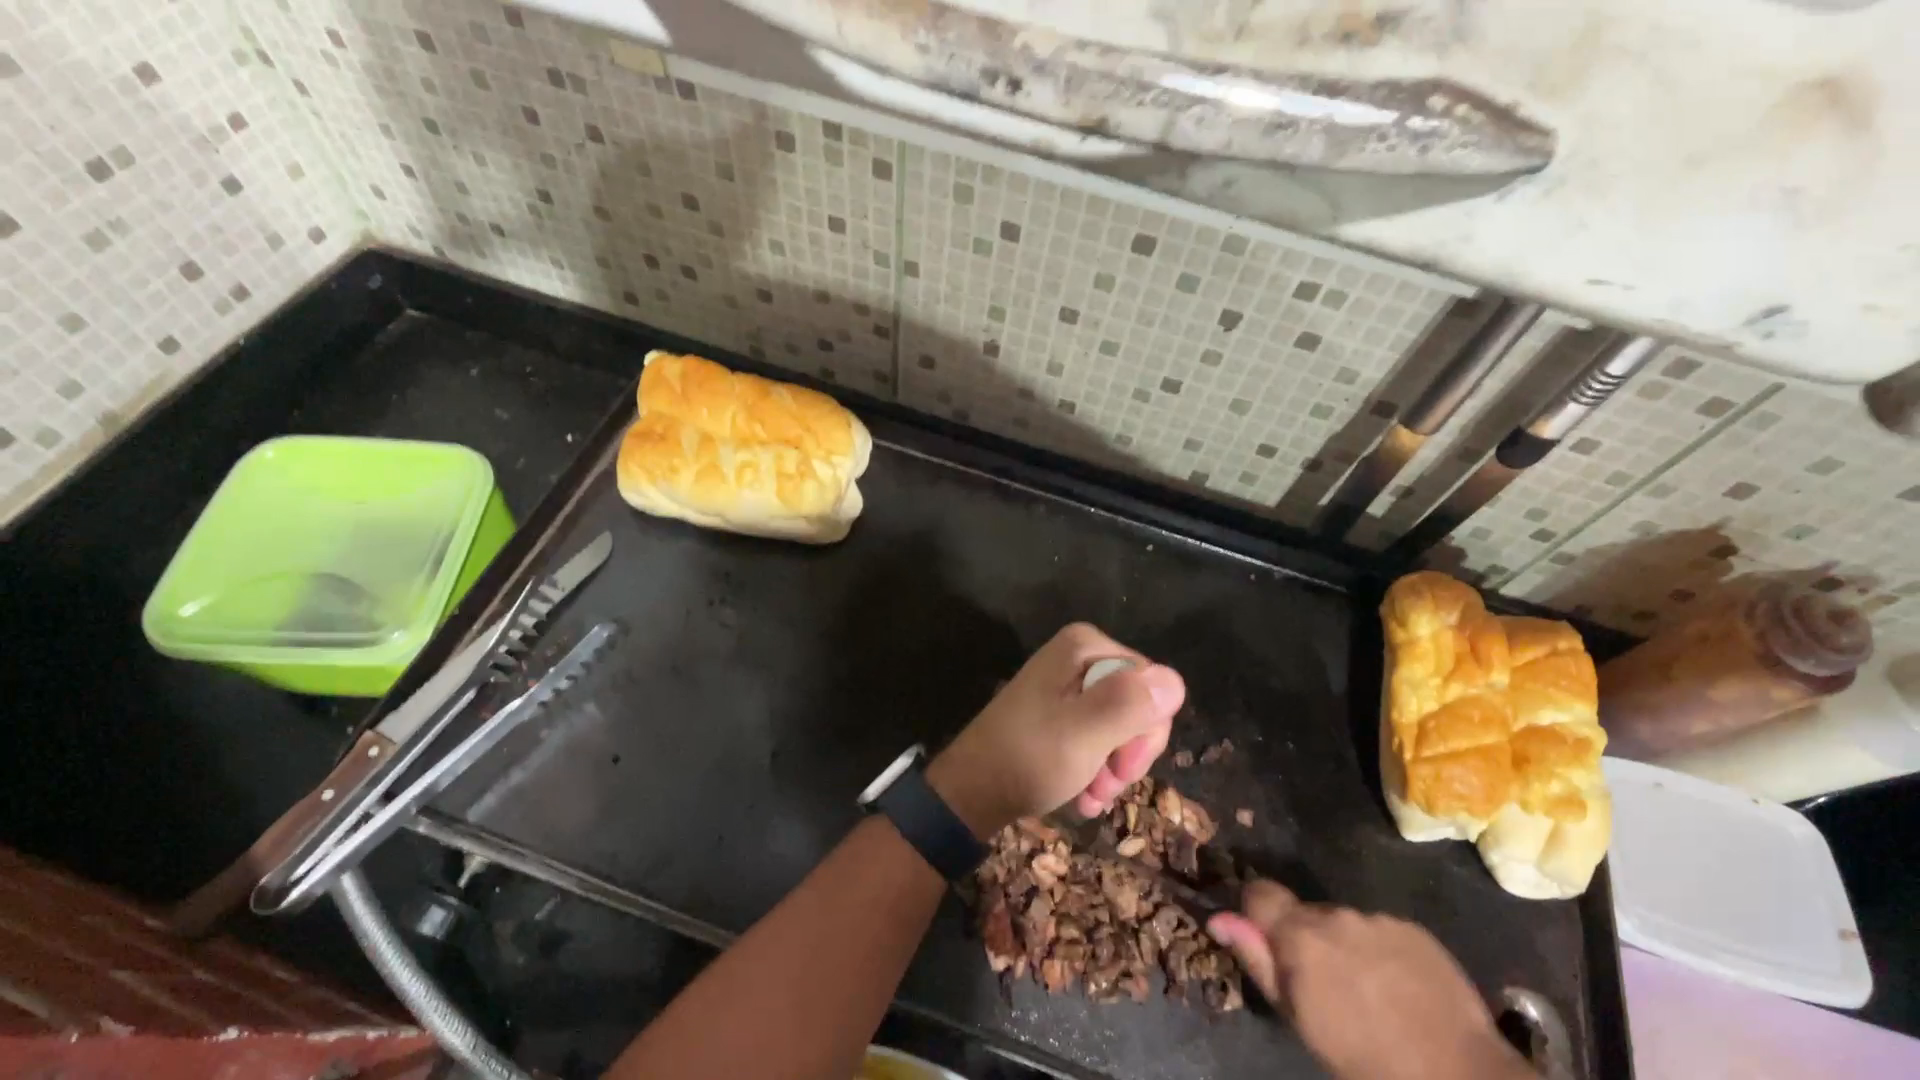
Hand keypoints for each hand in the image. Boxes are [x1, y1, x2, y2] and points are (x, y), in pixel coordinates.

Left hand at [926, 623, 1183, 835]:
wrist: (970, 794)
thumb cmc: (1028, 760)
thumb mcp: (1084, 734)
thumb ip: (1128, 705)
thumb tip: (1175, 680)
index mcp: (1085, 647)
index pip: (1153, 685)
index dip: (1146, 731)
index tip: (1123, 767)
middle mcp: (1078, 656)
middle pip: (1138, 706)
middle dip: (1128, 754)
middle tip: (1107, 786)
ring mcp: (1067, 685)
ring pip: (1121, 727)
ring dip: (1113, 769)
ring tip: (1091, 797)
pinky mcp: (1058, 712)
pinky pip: (1097, 736)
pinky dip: (1096, 769)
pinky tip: (1083, 796)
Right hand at [1208, 882, 1534, 1079]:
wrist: (1458, 1073)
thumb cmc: (1364, 1059)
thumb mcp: (1299, 1020)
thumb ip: (1258, 962)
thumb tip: (1220, 919)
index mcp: (1300, 936)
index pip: (1259, 893)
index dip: (1256, 912)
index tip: (1264, 941)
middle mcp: (1336, 914)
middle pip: (1304, 913)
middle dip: (1305, 938)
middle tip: (1322, 986)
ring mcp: (1379, 918)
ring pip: (1344, 923)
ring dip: (1343, 946)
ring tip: (1365, 991)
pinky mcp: (1414, 928)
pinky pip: (1380, 930)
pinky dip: (1378, 951)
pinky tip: (1396, 987)